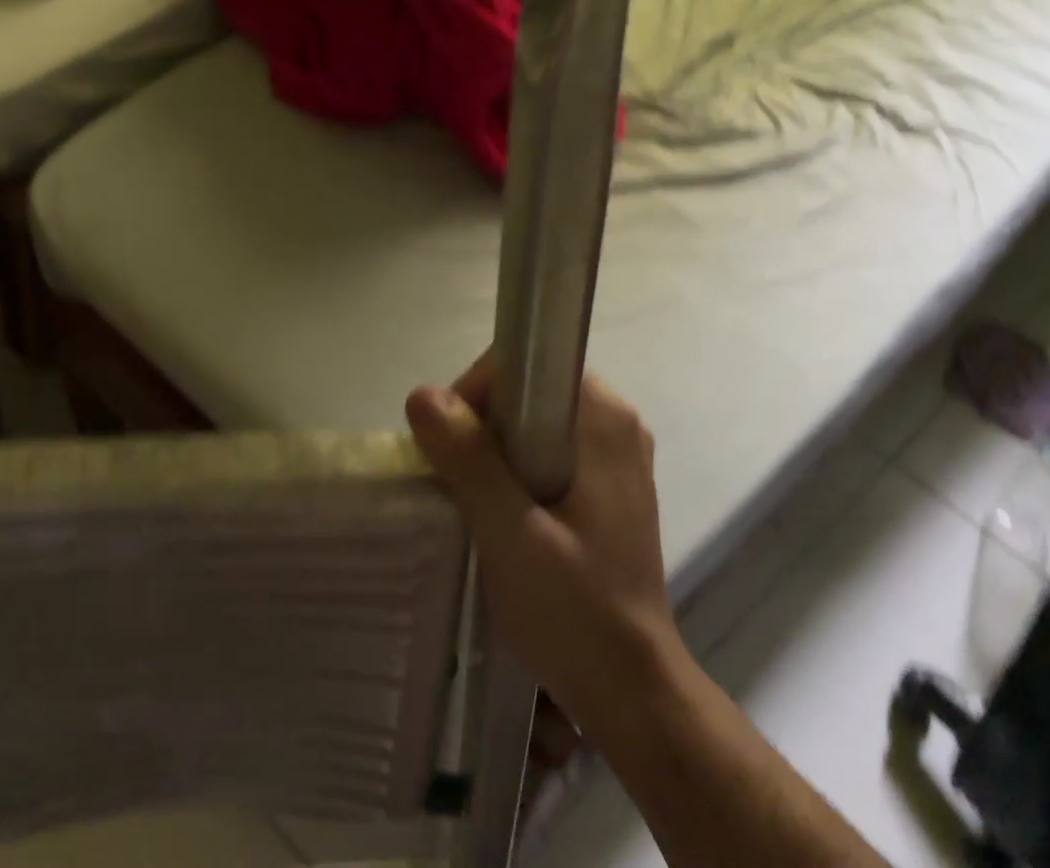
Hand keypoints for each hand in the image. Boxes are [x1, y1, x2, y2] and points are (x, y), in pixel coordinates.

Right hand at [405, 357, 683, 728]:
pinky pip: (545, 458)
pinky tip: (498, 522)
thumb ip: (469, 461)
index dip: (476, 395)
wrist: (627, 684)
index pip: (527, 365)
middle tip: (455, 487)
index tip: (448, 449)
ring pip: (532, 428)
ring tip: (472, 508)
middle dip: (480, 430)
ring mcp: (616, 461)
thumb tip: (422, 395)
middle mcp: (618, 428)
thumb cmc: (573, 608)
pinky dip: (513, 477)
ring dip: (491, 457)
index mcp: (605, 421)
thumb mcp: (510, 532)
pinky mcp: (606, 493)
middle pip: (528, 394)